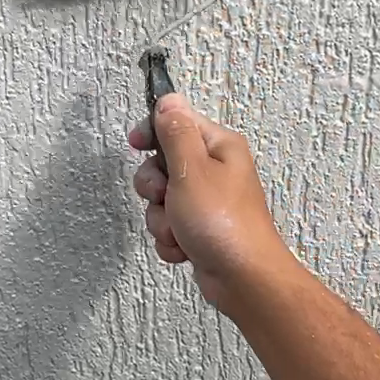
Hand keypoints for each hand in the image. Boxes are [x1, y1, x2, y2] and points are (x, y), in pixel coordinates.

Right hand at [129, 92, 297, 309]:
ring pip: (161, 202)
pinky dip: (170, 240)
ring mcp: (206, 203)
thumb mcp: (192, 169)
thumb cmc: (223, 224)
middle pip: (162, 165)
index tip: (137, 144)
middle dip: (154, 188)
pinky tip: (184, 248)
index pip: (177, 122)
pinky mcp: (199, 229)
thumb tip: (168, 101)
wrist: (242, 278)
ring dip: (160, 219)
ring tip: (180, 230)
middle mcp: (214, 172)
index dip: (152, 132)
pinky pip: (167, 227)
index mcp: (218, 147)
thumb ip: (175, 132)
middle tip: (166, 197)